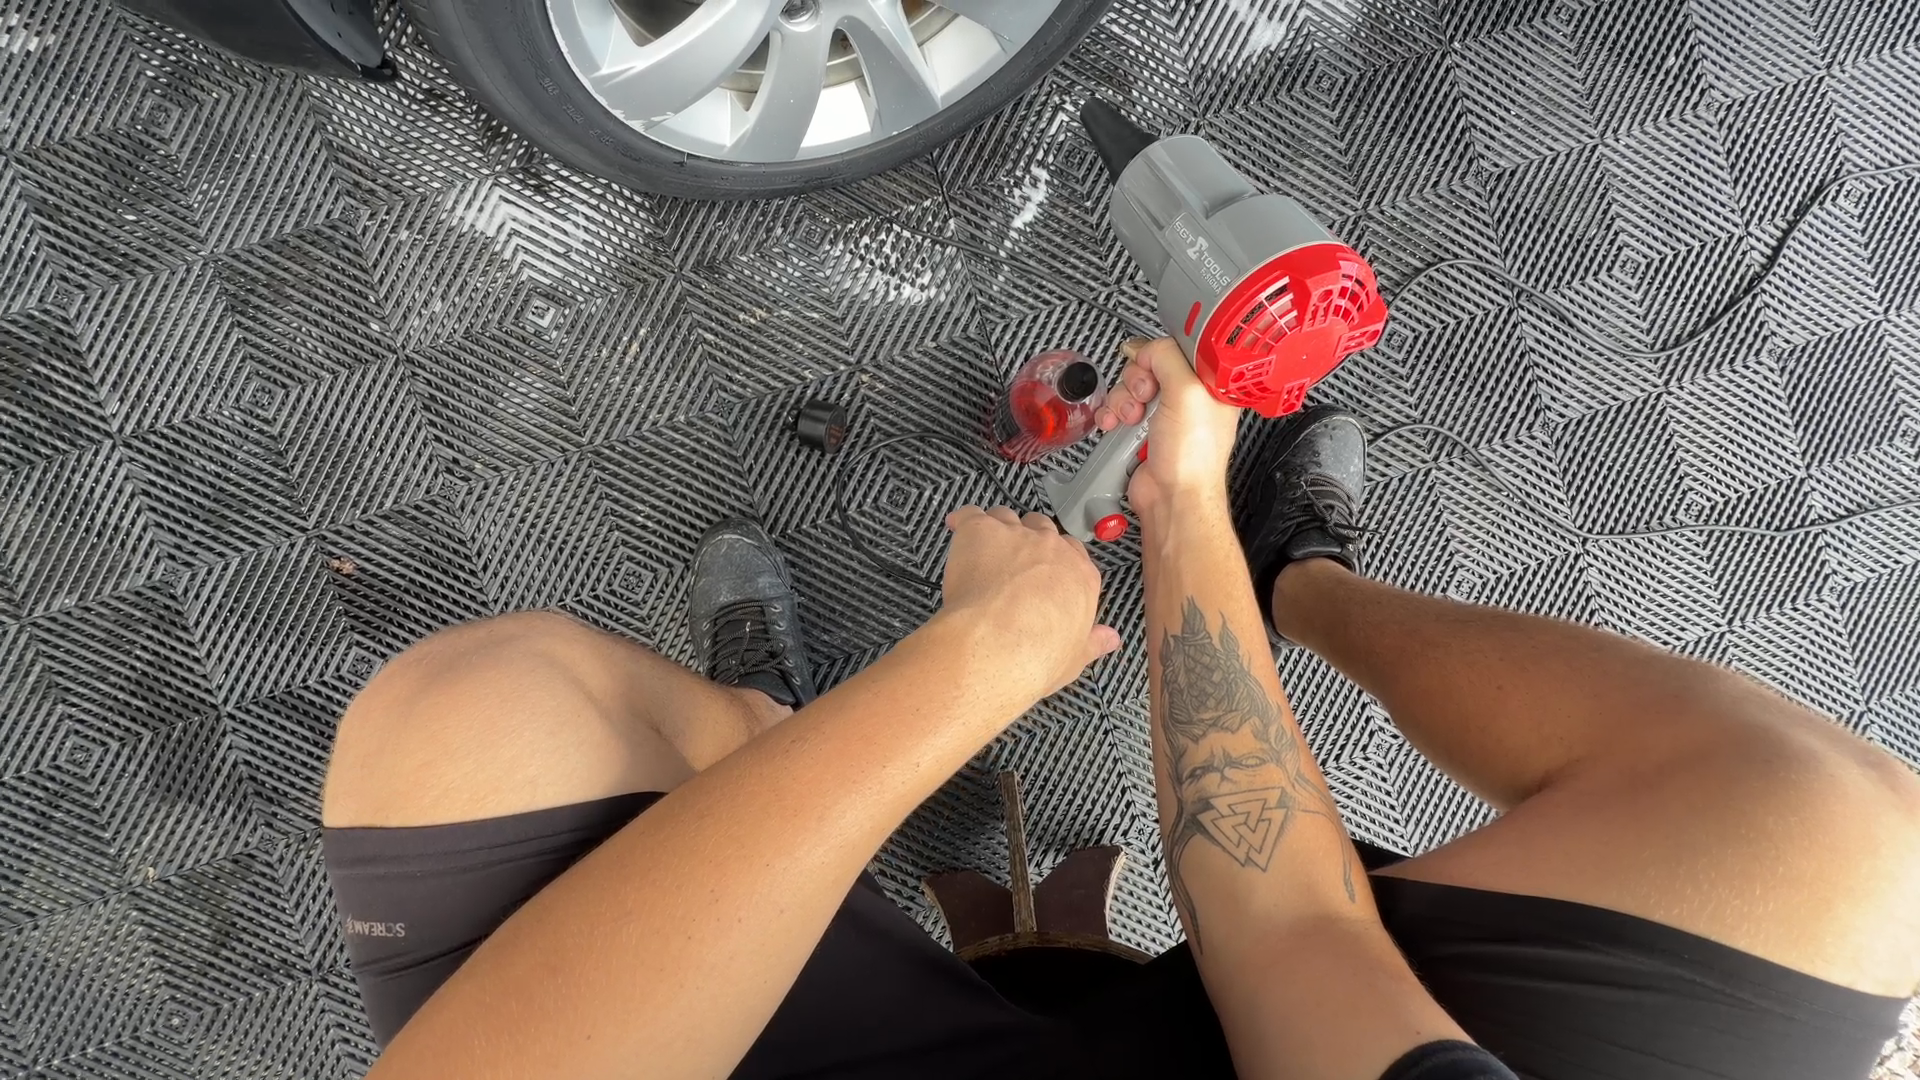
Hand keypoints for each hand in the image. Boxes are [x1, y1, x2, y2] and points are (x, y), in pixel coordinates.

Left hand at [939, 506, 1121, 699]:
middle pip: (1041, 529)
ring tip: (983, 549)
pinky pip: (972, 514)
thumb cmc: (1036, 655)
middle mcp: (1051, 548)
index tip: (1044, 572)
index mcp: (1080, 576)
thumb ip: (1092, 642)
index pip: (1073, 554)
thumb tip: (1109, 639)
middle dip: (1028, 540)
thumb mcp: (1075, 657)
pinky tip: (957, 527)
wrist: (998, 643)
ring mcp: (1016, 535)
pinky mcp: (981, 531)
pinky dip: (963, 520)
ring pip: (1007, 518)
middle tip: (1011, 562)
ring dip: (997, 529)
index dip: (1055, 561)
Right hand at [1093, 338, 1240, 516]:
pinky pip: (1119, 408)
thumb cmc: (1192, 457)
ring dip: (1123, 398)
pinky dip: (1112, 413)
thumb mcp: (1186, 392)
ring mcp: (1164, 413)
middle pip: (1149, 365)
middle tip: (1147, 396)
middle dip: (1138, 379)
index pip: (1179, 347)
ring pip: (1131, 386)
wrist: (1171, 497)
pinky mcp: (1143, 429)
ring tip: (1132, 417)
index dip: (1160, 354)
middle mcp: (1188, 397)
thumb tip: (1146, 349)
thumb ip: (1166, 357)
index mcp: (1210, 383)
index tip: (1155, 367)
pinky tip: (1116, 423)